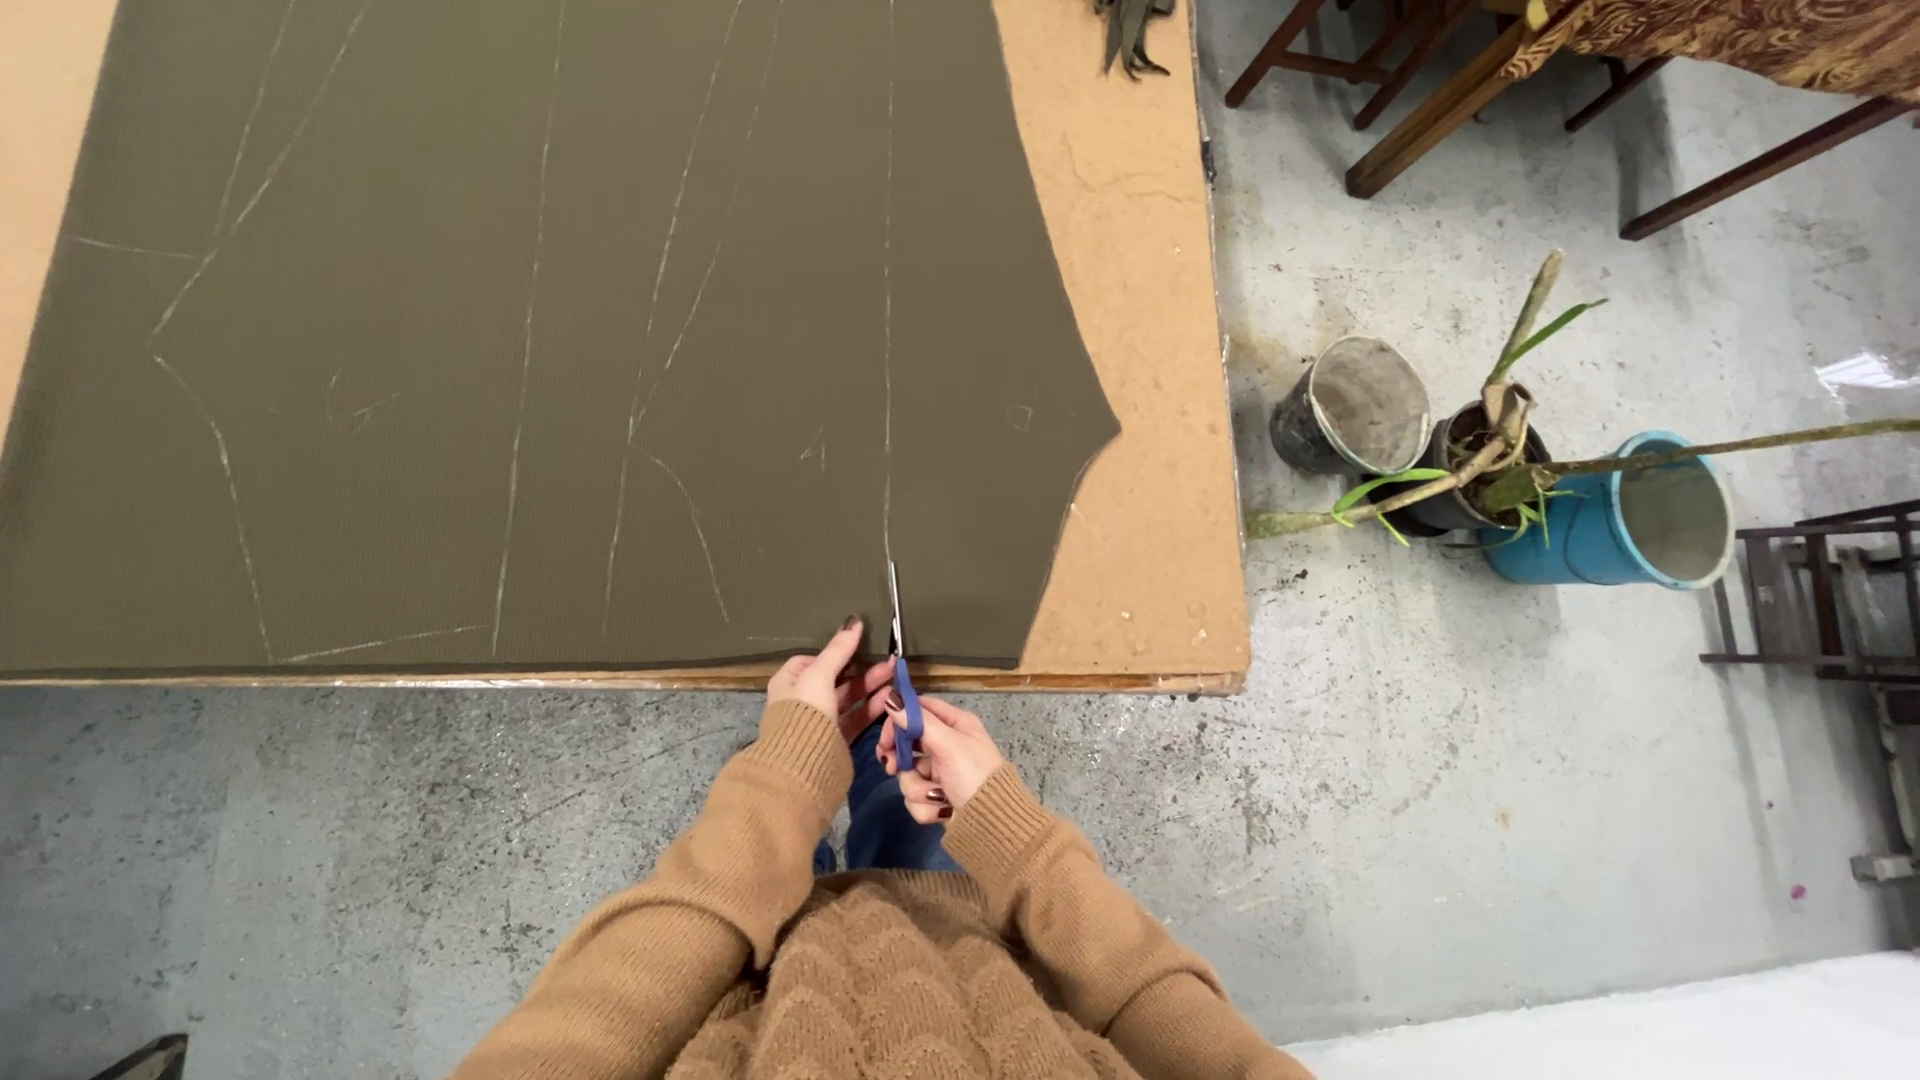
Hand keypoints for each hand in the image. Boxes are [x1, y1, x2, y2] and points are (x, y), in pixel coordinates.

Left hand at [767, 616, 895, 743]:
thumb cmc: (805, 710)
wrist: (804, 764)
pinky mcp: (836, 738)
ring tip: (894, 674)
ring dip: (870, 686)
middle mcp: (802, 701)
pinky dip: (870, 707)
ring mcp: (820, 721)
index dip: (831, 653)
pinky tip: (888, 698)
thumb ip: (838, 650)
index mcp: (788, 683)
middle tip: (887, 660)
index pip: (809, 661)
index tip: (854, 648)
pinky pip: (855, 717)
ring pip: (848, 698)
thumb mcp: (819, 675)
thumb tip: (854, 620)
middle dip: (861, 668)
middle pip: (834, 678)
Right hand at [878, 695, 1005, 821]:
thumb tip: (890, 697)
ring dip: (918, 788)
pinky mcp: (936, 796)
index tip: (885, 738)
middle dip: (901, 760)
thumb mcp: (949, 744)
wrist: (992, 823)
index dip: (899, 720)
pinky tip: (942, 808)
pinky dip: (926, 805)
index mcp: (955, 724)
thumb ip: (919, 722)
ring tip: (936, 795)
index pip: (919, 710)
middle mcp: (946, 744)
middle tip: (894, 767)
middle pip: (907, 744)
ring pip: (908, 774)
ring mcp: (940, 772)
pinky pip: (915, 797)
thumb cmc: (974, 775)